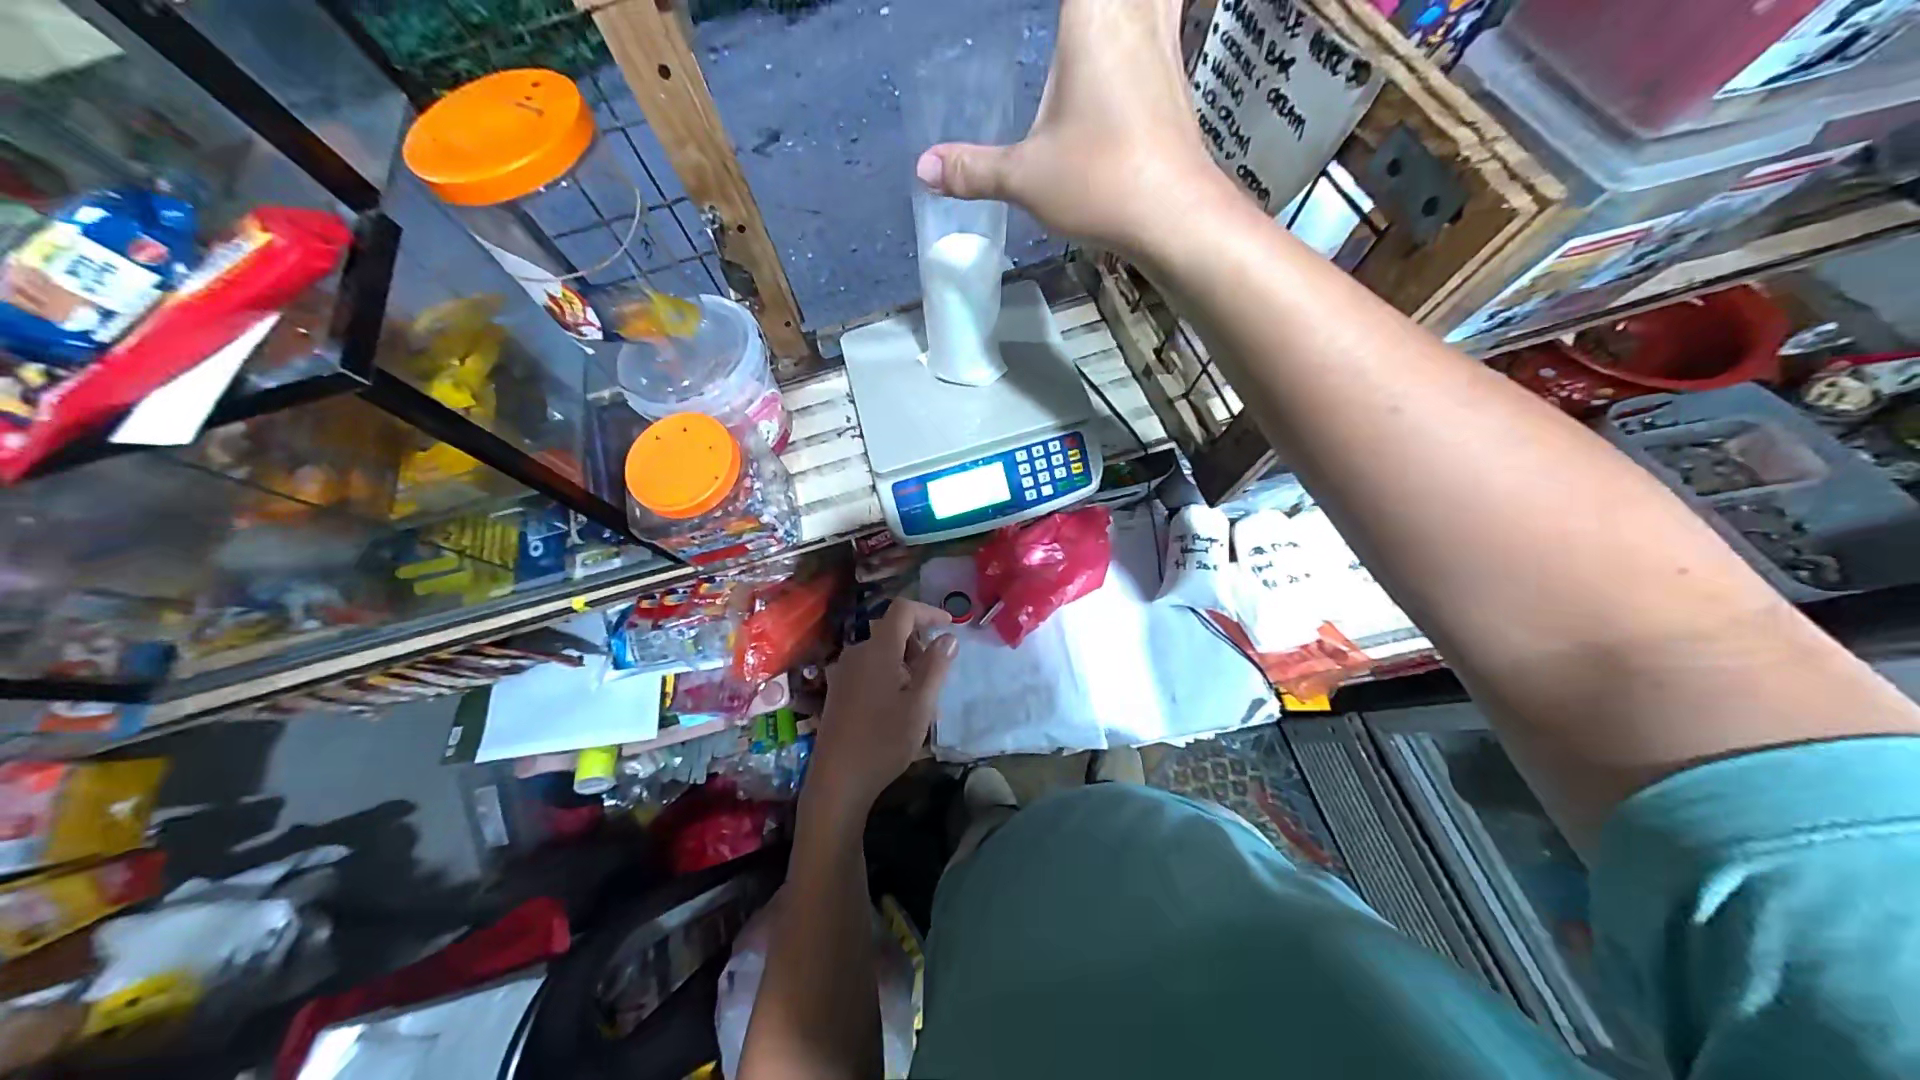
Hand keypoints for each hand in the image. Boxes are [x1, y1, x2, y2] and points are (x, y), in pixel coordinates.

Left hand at [807, 601, 957, 821]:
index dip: (928, 611)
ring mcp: (843, 672)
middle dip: (919, 645)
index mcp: (878, 650)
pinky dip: (889, 676)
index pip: (902, 610)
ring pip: (882, 653)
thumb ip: (936, 666)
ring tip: (920, 700)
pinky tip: (897, 708)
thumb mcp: (920, 705)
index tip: (950, 625)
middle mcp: (856, 653)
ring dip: (905, 664)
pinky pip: (869, 669)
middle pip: (892, 632)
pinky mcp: (837, 690)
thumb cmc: (884, 741)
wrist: (838, 780)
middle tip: (936, 678)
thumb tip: (948, 638)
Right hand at [913, 0, 1225, 258]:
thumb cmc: (1101, 183)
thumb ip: (974, 168)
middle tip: (1061, 22)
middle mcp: (1135, 12)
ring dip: (1123, 5)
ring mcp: (1164, 38)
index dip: (1046, 6)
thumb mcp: (1025, 177)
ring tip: (1087, 22)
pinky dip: (1145, 14)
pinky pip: (1164, 13)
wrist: (1174, 215)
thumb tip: (924, 168)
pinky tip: (1129, 33)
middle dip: (1080, 7)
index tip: (1014, 12)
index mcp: (1093, 17)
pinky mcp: (1176, 70)